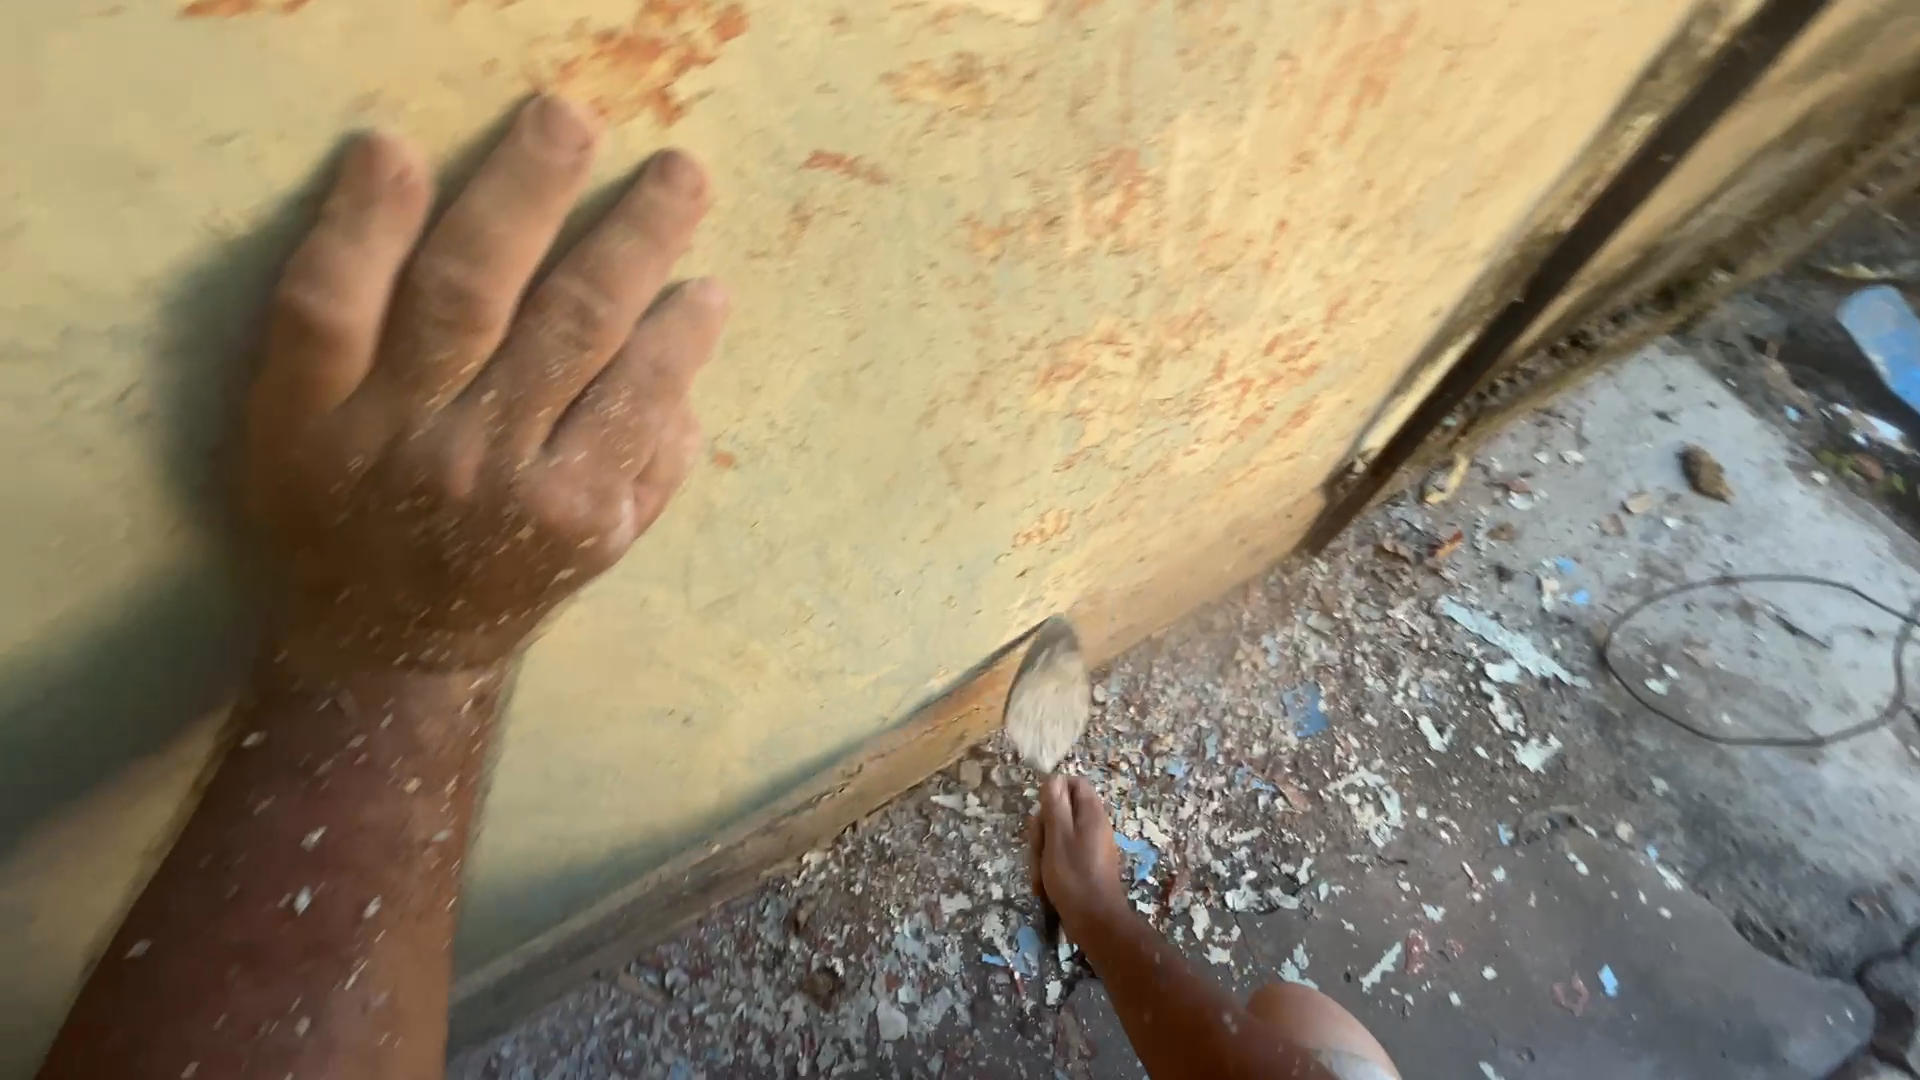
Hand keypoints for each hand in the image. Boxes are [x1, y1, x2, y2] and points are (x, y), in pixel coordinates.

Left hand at [245, 95, 727, 669]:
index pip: (643, 388)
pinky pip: (324, 306)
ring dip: (519, 196)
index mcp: (572, 503)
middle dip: (634, 238)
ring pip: (462, 291)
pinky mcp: (297, 409)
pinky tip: (393, 153)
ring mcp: (387, 426)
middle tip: (680, 172)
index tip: (710, 283)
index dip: (684, 328)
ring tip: (567, 122)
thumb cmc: (513, 583)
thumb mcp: (608, 549)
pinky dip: (356, 226)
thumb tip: (684, 378)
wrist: (381, 641)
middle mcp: (487, 456)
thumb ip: (657, 468)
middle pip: (571, 321)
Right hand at [1031, 774, 1128, 931]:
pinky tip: (1045, 885)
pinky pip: (1064, 855)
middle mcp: (1094, 825)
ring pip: (1058, 835)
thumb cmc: (1073, 875)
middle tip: (1038, 849)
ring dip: (1043, 852)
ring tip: (1040, 874)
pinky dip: (1051, 866)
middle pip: (1061, 811)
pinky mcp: (1086, 865)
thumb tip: (1053, 778)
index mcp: (1090, 813)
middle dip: (1043, 829)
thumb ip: (1055, 804)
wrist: (1095, 922)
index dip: (1054, 792)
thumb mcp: (1058, 835)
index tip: (1040, 811)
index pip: (1074, 783)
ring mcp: (1091, 846)